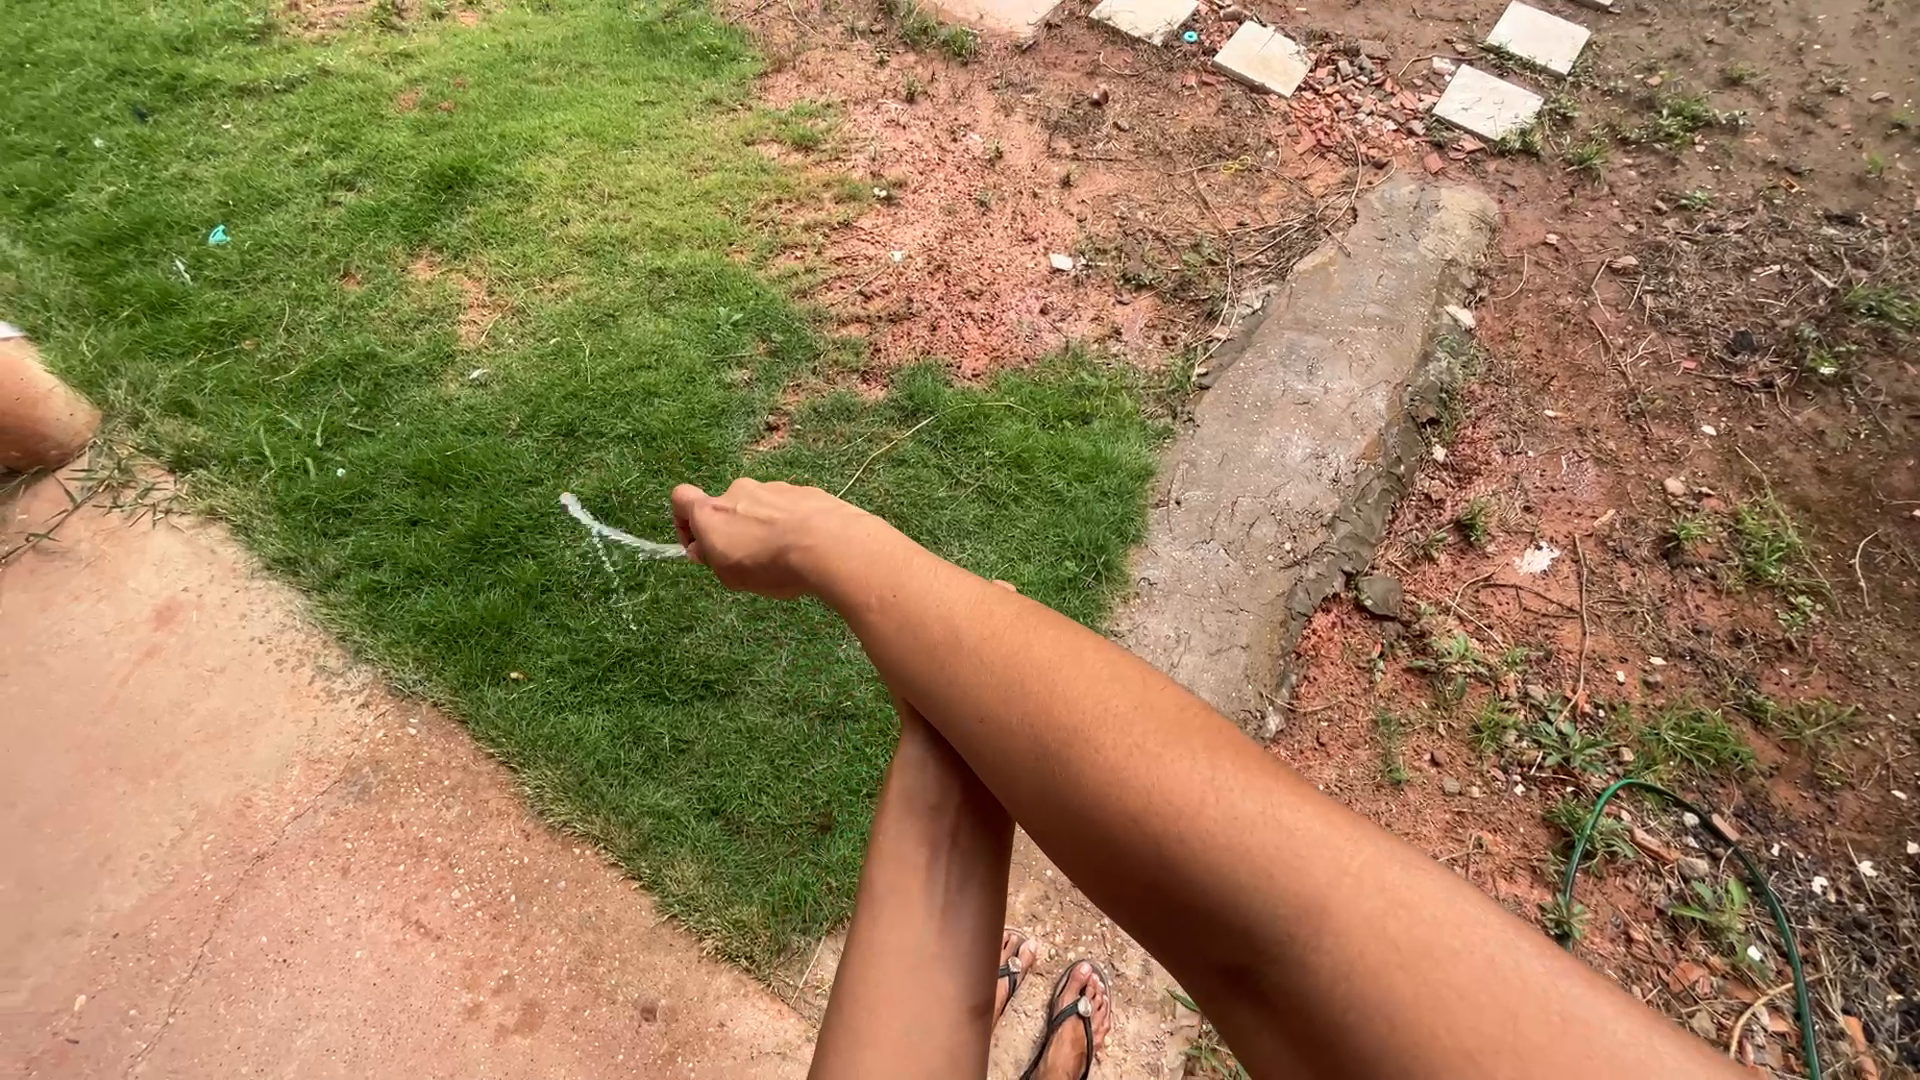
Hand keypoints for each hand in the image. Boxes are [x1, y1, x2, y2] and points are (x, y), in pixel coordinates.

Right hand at [671, 478, 879, 597]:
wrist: (829, 544)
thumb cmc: (772, 565)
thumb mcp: (731, 576)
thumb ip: (711, 558)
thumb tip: (702, 547)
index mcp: (712, 511)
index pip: (681, 498)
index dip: (685, 521)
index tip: (700, 545)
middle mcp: (739, 491)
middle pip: (728, 506)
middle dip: (735, 529)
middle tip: (752, 559)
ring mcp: (774, 488)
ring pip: (761, 506)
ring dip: (766, 526)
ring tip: (786, 556)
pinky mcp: (804, 490)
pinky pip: (790, 507)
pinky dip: (793, 522)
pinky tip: (808, 545)